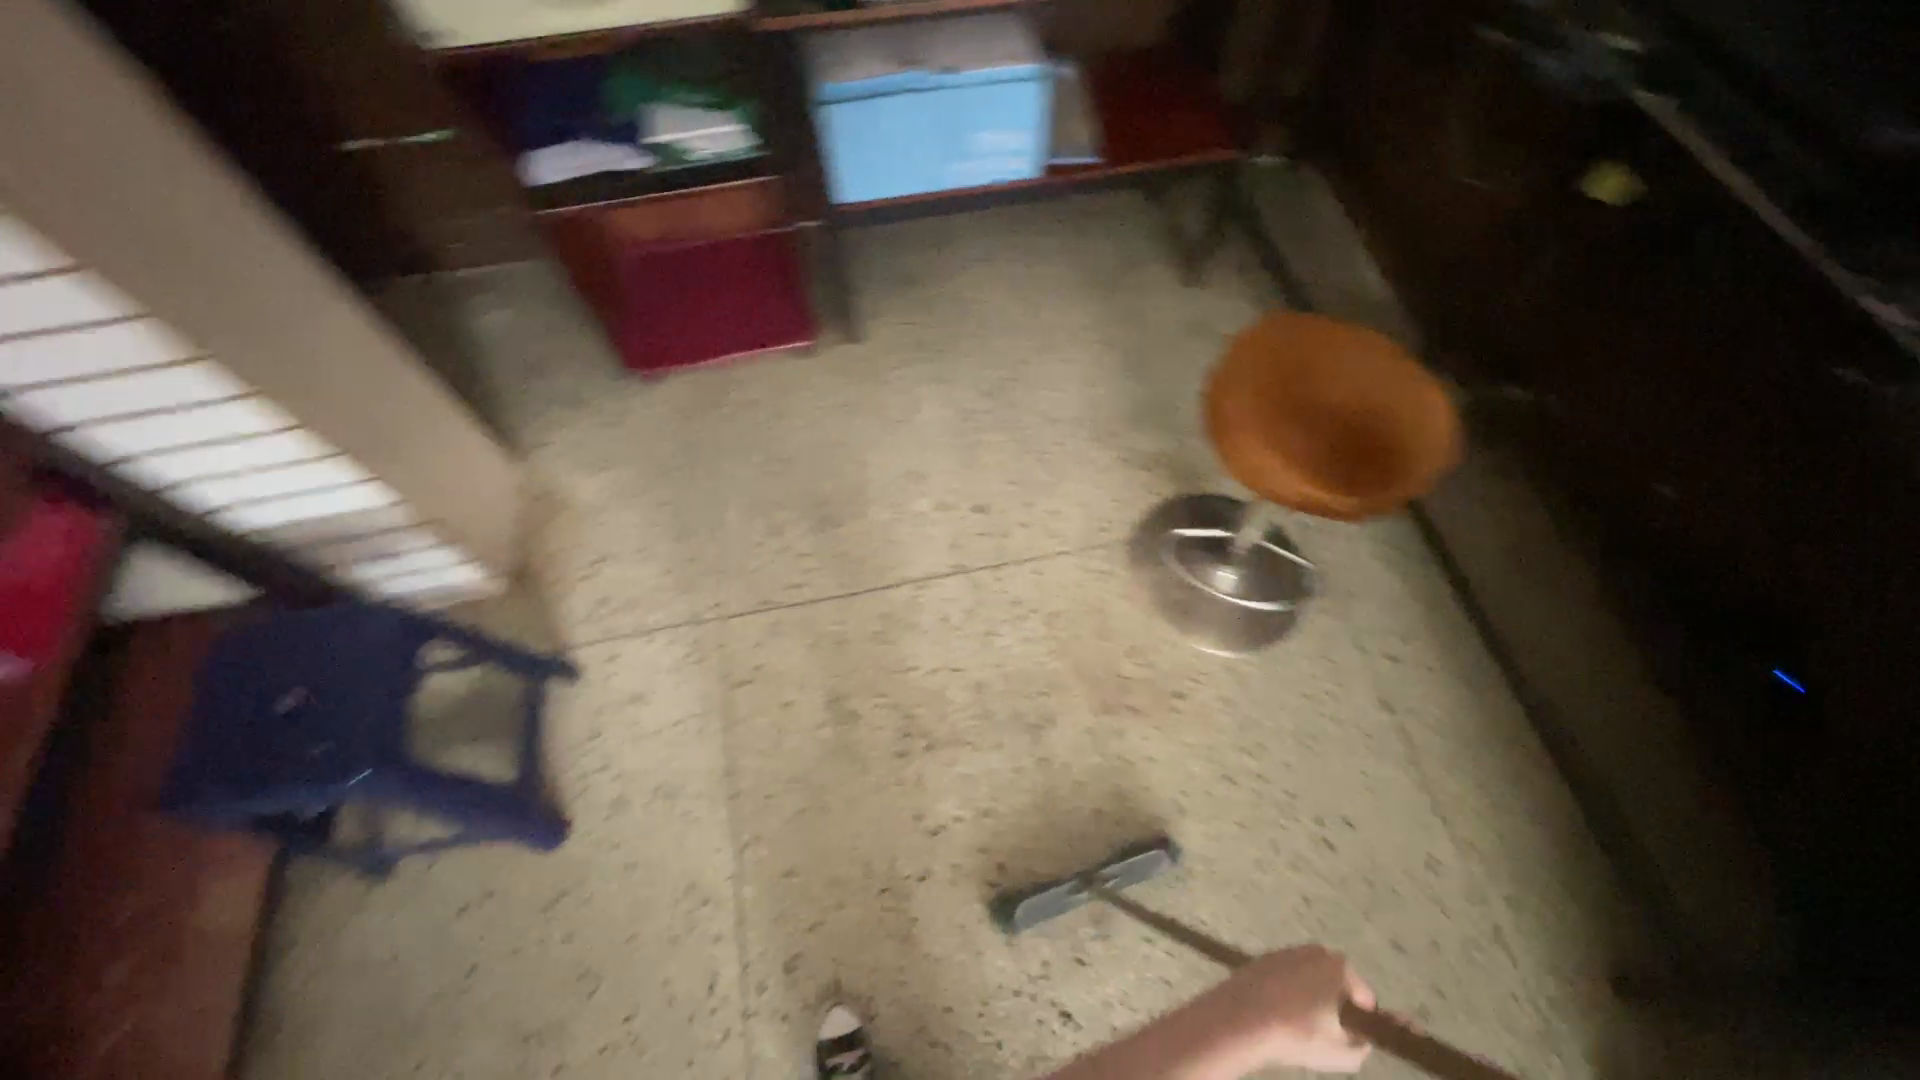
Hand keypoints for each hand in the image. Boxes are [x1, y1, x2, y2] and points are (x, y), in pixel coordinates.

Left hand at [1200, 944, 1373, 1073]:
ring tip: (1298, 1023)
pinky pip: (1284, 977)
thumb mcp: (1343, 1054)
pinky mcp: (1261, 958)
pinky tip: (1277, 1011)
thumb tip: (1360, 1038)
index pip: (1364, 997)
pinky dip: (1285, 991)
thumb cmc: (1297, 1034)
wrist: (1241, 1019)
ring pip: (1309, 979)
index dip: (1361, 1021)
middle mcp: (1314, 951)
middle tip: (1324, 1031)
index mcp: (1339, 967)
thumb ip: (1362, 1047)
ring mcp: (1285, 951)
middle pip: (1336, 983)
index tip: (1349, 1037)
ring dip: (1309, 996)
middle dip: (1334, 1004)